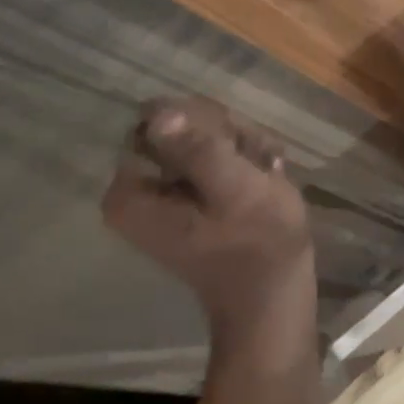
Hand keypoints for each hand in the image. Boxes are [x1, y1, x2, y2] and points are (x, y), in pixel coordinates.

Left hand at [102, 97, 313, 331]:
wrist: (272, 292)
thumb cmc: (256, 241)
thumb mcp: (234, 188)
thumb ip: (199, 150)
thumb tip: (159, 112)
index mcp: (131, 192)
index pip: (161, 120)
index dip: (207, 122)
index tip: (238, 144)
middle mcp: (137, 191)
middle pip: (183, 128)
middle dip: (230, 136)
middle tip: (261, 159)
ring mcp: (164, 196)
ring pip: (204, 141)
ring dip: (245, 147)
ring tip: (269, 171)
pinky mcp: (189, 202)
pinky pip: (214, 161)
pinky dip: (245, 163)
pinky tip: (267, 177)